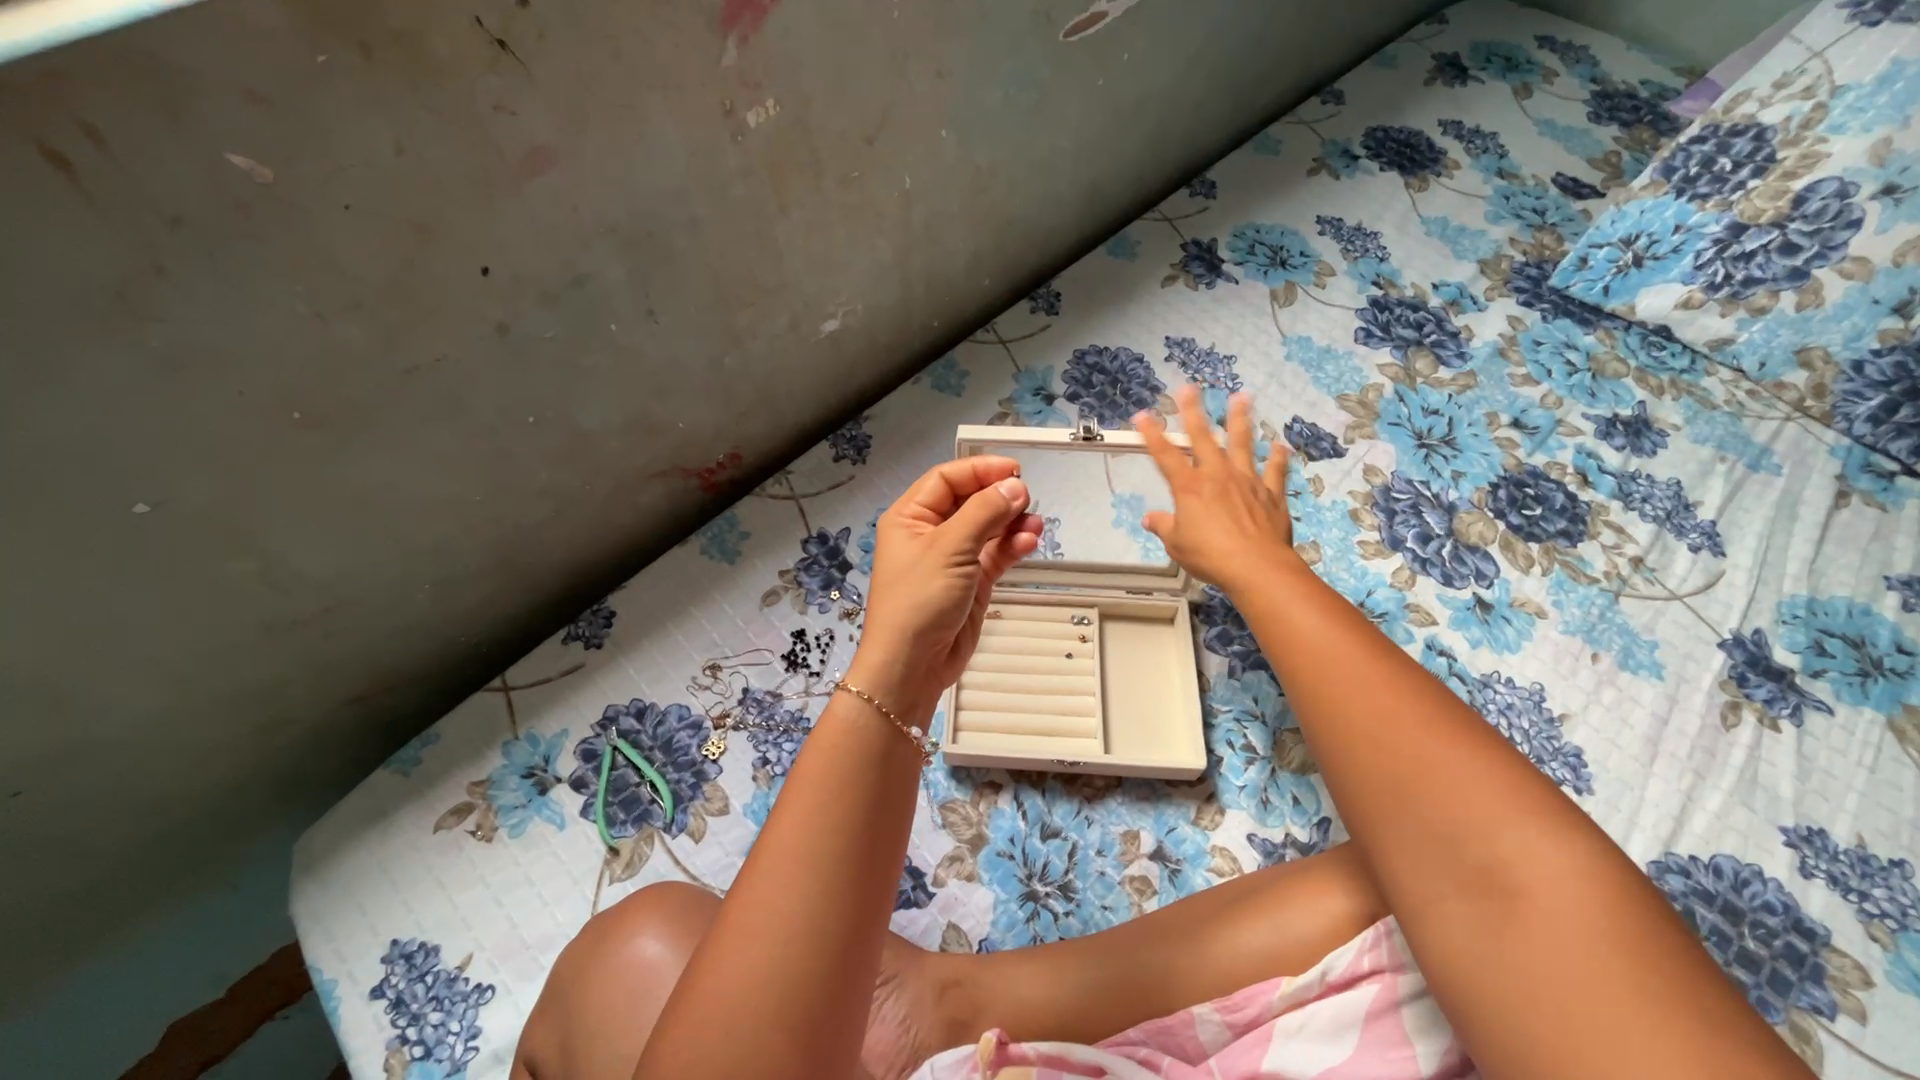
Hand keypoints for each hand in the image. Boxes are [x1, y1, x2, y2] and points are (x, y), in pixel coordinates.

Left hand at [849, 457, 1043, 713]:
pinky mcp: (971, 583)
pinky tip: (1030, 540)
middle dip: (998, 496)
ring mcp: (952, 559)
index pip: (946, 478)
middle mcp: (929, 533)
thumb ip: (984, 513)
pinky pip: (995, 555)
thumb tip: (1015, 486)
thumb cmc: (919, 600)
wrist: (911, 665)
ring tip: (1035, 521)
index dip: (979, 470)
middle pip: (969, 500)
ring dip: (1011, 522)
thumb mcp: (950, 549)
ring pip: (987, 528)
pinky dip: (1012, 546)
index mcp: (910, 517)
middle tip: (1027, 497)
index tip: (1014, 470)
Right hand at [1134, 384, 1300, 591]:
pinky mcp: (1270, 494)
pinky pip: (1275, 471)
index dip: (1152, 434)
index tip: (1142, 415)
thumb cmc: (1210, 555)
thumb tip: (1150, 519)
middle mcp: (1217, 476)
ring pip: (1242, 443)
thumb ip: (1164, 527)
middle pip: (1203, 437)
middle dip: (1193, 411)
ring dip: (1241, 419)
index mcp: (1189, 487)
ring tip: (1242, 397)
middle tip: (1189, 387)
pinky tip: (1279, 446)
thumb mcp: (1177, 544)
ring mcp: (1247, 481)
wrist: (1256, 566)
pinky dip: (1277, 458)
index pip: (1165, 455)